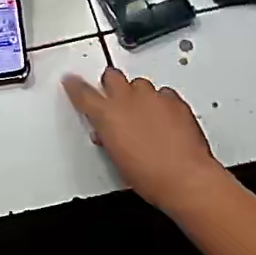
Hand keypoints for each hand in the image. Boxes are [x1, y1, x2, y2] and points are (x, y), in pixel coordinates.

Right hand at [63, 65, 228, 209]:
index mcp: (105, 113)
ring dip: (137, 94)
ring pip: (140, 83)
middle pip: (112, 76)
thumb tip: (107, 132)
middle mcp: (128, 99)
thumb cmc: (148, 173)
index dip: (75, 85)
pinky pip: (164, 94)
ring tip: (141, 111)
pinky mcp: (177, 102)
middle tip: (112, 95)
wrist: (183, 178)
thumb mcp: (114, 156)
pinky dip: (161, 102)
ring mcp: (154, 98)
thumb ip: (107, 135)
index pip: (82, 92)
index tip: (72, 81)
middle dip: (110, 83)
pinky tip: (162, 117)